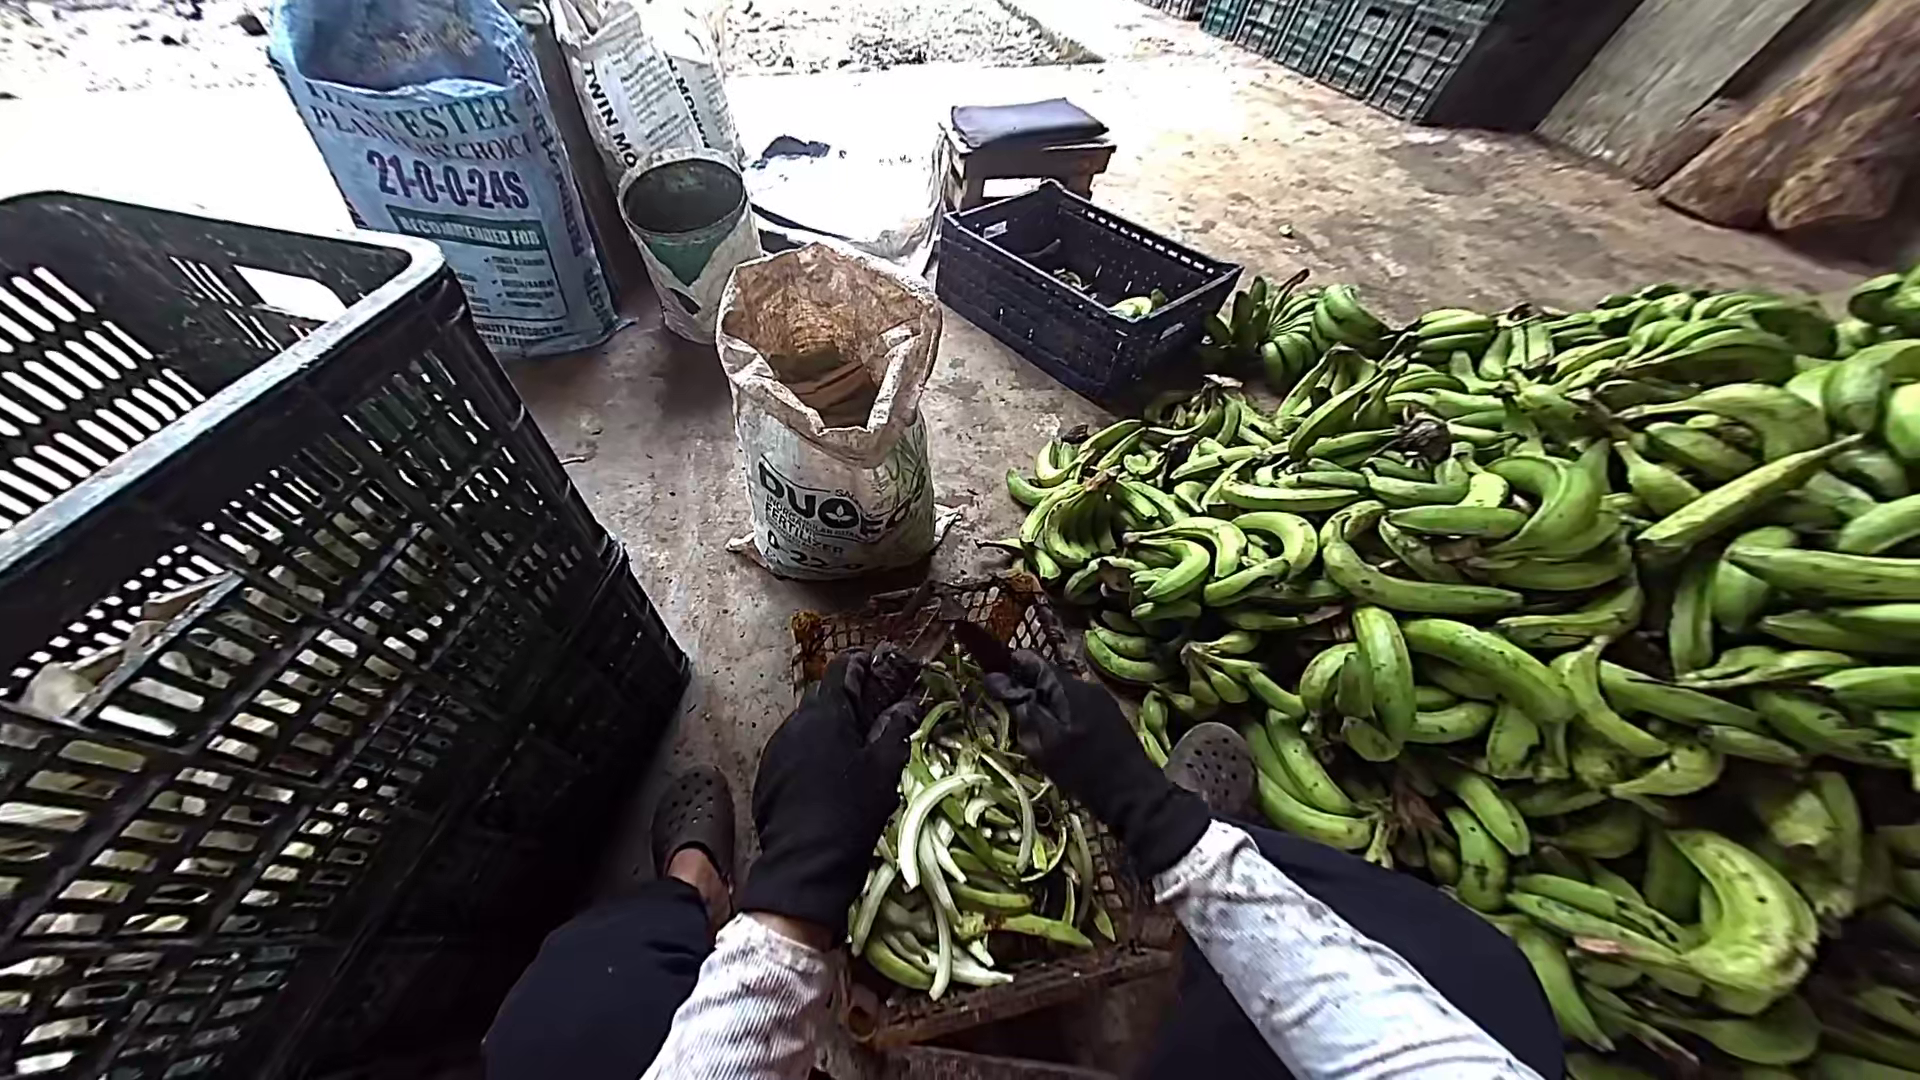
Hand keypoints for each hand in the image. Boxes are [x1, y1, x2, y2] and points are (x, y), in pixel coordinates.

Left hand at [738, 646, 921, 935]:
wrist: (805, 865)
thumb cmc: (852, 811)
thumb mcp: (884, 767)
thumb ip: (895, 727)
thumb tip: (907, 705)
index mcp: (826, 714)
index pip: (842, 668)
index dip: (863, 663)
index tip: (881, 667)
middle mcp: (796, 722)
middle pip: (824, 693)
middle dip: (849, 694)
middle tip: (875, 706)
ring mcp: (778, 747)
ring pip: (808, 720)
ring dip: (831, 721)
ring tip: (854, 741)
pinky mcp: (769, 771)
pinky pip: (794, 744)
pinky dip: (814, 745)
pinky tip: (830, 768)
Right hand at [986, 651, 1208, 876]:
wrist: (1136, 797)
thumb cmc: (1084, 771)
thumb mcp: (1043, 743)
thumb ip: (1020, 707)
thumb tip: (994, 677)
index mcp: (1066, 686)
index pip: (1028, 658)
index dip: (1006, 666)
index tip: (991, 683)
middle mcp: (1084, 684)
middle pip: (1043, 675)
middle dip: (1023, 689)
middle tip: (1009, 716)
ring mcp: (1098, 699)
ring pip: (1058, 692)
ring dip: (1041, 704)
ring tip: (1032, 733)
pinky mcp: (1107, 715)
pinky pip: (1073, 705)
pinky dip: (1058, 715)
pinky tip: (1057, 740)